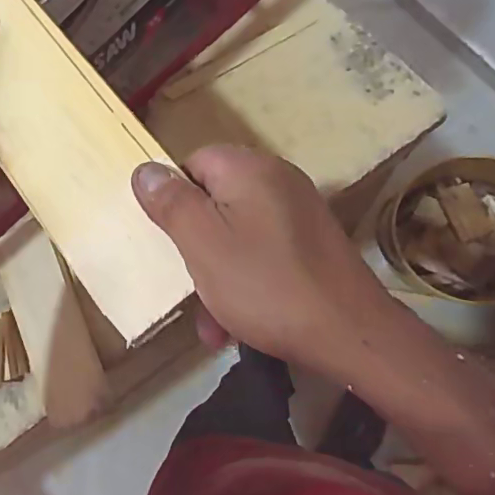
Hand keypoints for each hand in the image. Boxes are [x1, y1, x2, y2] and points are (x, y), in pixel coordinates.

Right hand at [132, 146, 407, 374]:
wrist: (349, 332)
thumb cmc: (266, 285)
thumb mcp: (203, 244)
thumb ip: (172, 203)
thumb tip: (146, 168)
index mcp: (251, 169)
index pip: (194, 162)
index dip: (175, 199)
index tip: (168, 240)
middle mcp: (279, 181)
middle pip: (217, 203)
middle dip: (196, 250)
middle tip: (188, 288)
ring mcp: (300, 213)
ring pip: (239, 236)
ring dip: (218, 278)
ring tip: (213, 325)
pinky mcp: (314, 244)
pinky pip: (266, 255)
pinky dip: (248, 285)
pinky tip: (239, 326)